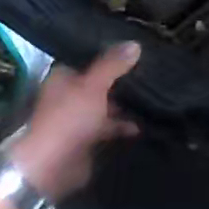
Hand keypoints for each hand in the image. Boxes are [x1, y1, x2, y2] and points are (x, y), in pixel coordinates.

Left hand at [9, 42, 140, 199]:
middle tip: (151, 72)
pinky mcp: (86, 138)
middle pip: (97, 82)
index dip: (108, 54)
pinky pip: (107, 127)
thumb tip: (135, 43)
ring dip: (123, 104)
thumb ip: (112, 66)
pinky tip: (142, 125)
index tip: (135, 50)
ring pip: (104, 104)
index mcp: (63, 76)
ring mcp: (77, 116)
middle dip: (120, 80)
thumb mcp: (93, 86)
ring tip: (154, 97)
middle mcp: (68, 93)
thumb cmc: (69, 117)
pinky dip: (122, 126)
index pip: (87, 58)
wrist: (53, 164)